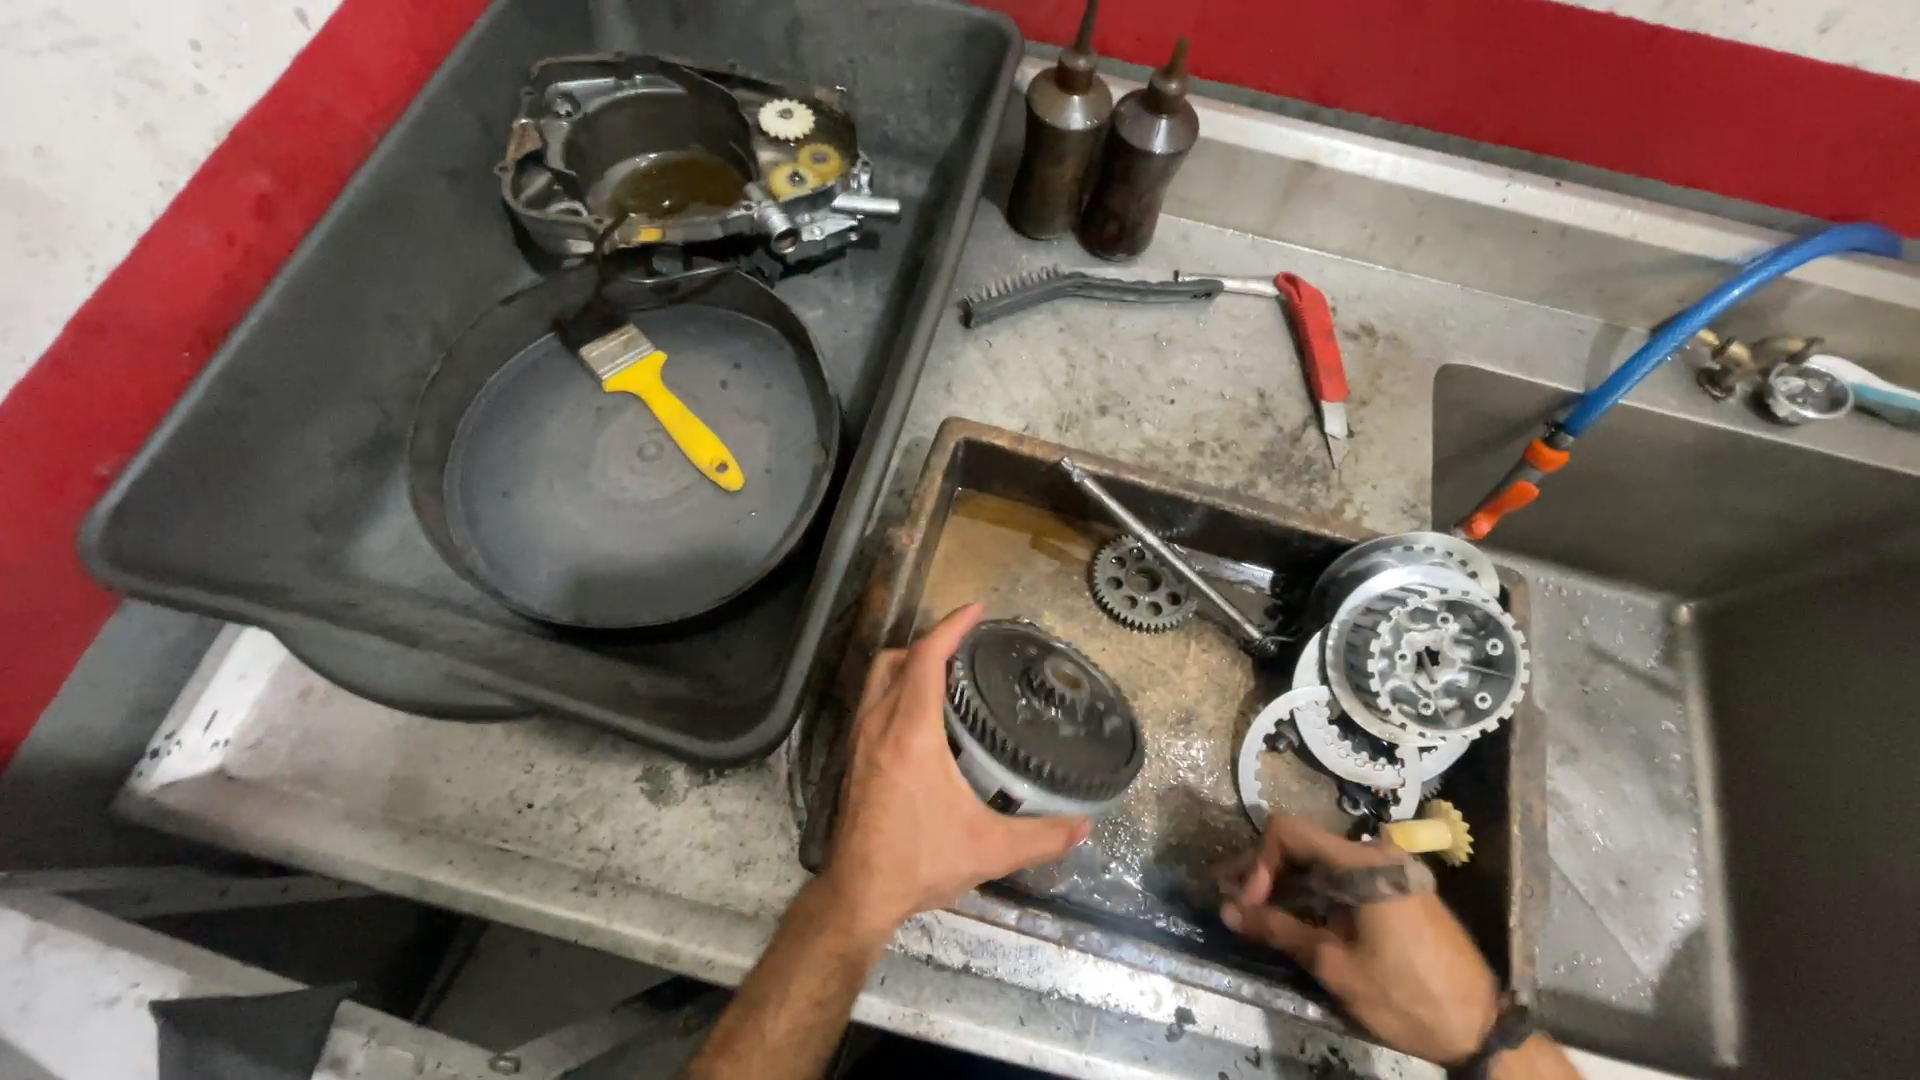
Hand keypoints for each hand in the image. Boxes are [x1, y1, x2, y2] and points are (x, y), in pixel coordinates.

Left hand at [824, 603, 1092, 937]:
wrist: (860, 892)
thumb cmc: (920, 861)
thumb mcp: (989, 850)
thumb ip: (1042, 837)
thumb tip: (1085, 826)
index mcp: (910, 733)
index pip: (926, 658)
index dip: (951, 626)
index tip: (976, 609)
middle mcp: (879, 725)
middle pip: (896, 659)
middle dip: (929, 641)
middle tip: (965, 646)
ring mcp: (860, 740)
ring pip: (878, 678)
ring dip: (909, 663)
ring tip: (946, 672)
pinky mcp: (854, 756)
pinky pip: (872, 701)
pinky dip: (896, 688)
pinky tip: (921, 713)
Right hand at [1218, 815, 1501, 1065]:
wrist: (1483, 1031)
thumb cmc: (1406, 997)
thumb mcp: (1334, 966)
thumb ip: (1278, 929)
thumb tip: (1227, 910)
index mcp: (1363, 864)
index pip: (1288, 832)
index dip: (1257, 861)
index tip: (1247, 901)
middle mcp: (1376, 854)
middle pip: (1301, 843)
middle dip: (1261, 870)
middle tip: (1228, 896)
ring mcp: (1389, 869)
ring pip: (1319, 860)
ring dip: (1282, 881)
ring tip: (1248, 905)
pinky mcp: (1395, 888)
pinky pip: (1341, 876)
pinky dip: (1310, 889)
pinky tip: (1288, 910)